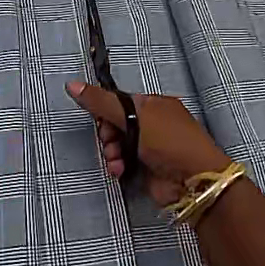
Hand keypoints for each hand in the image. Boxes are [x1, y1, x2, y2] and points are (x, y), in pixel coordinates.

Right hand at [66, 81, 235, 207]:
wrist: (194, 180)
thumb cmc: (168, 140)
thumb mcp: (135, 116)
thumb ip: (102, 102)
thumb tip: (71, 84)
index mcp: (153, 104)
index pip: (119, 102)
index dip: (105, 111)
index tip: (100, 121)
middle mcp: (152, 124)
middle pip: (116, 124)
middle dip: (108, 135)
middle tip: (109, 143)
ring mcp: (150, 147)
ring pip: (118, 145)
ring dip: (112, 152)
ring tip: (115, 161)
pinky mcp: (146, 168)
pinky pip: (124, 162)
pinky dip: (118, 165)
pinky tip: (119, 171)